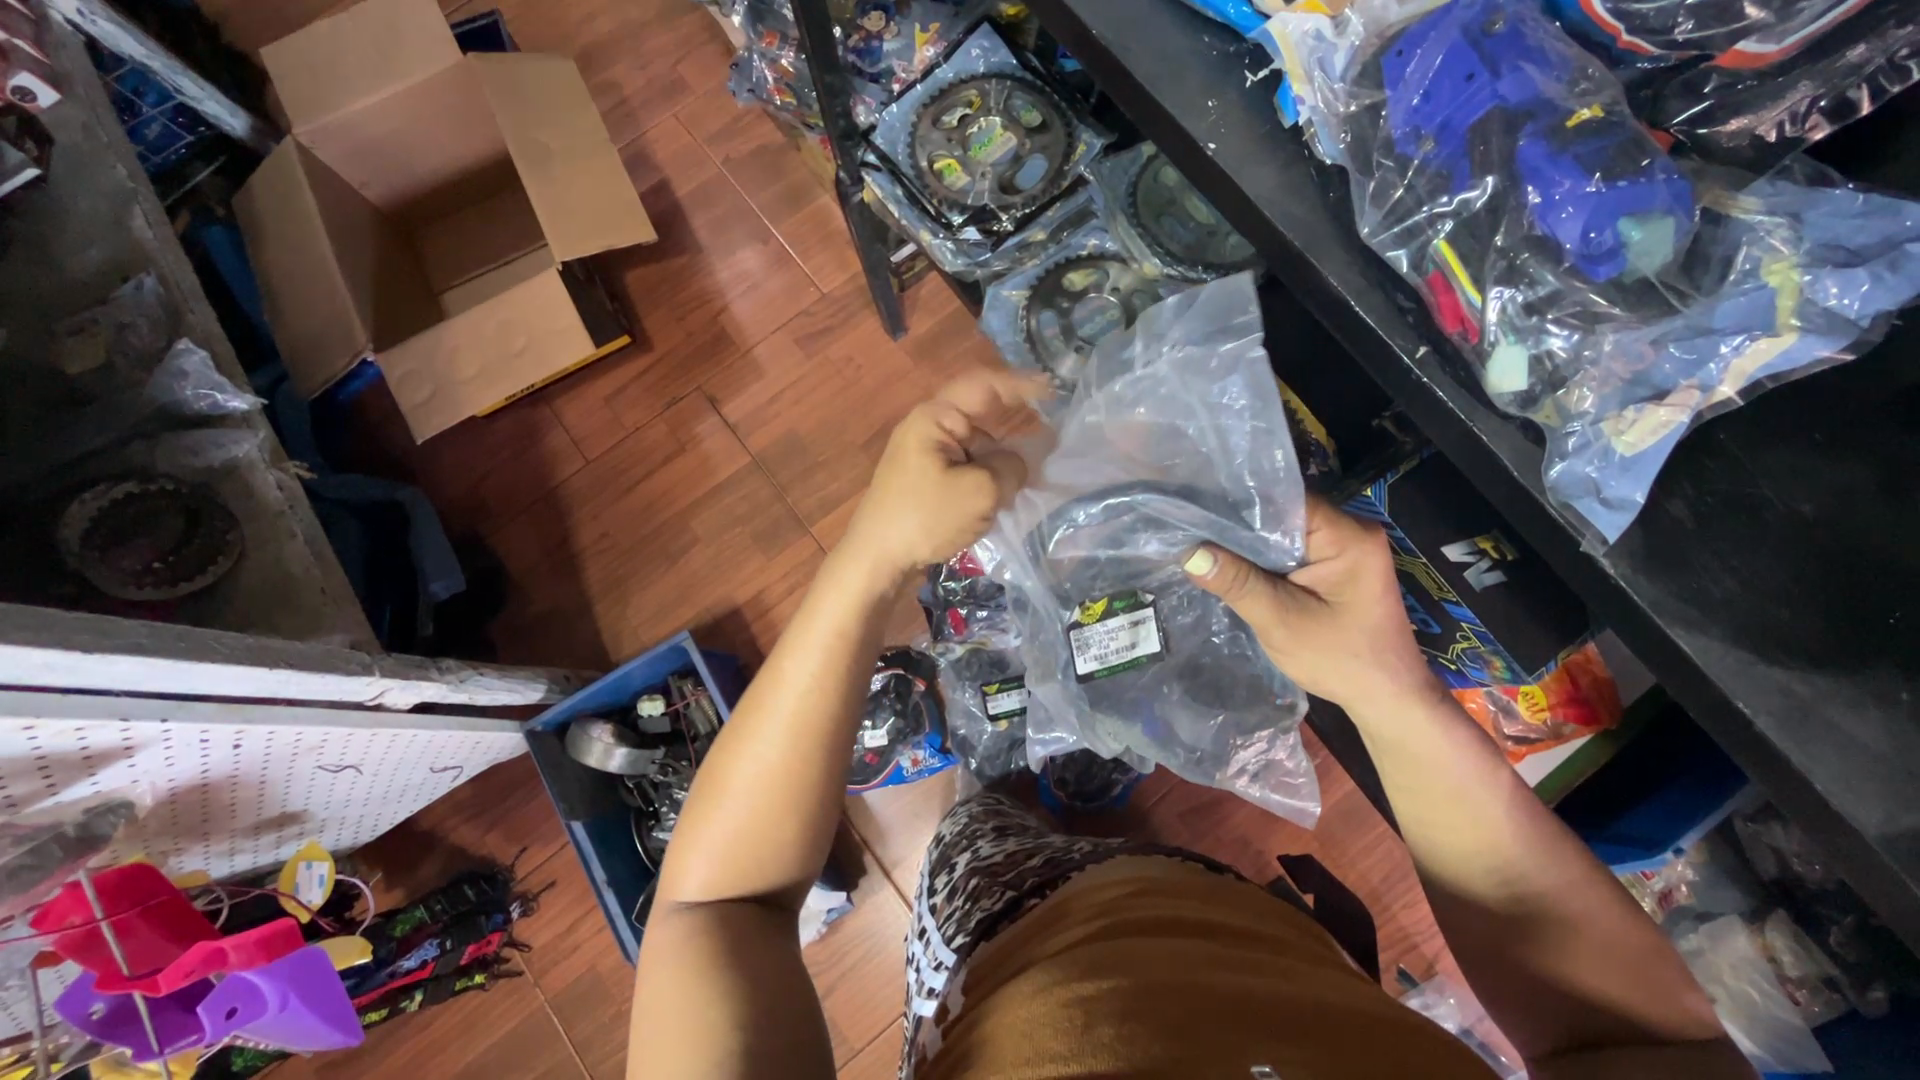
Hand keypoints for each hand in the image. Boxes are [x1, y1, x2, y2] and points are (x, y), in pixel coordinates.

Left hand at [838, 369, 1050, 582]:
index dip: (1022, 385)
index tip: (1055, 391)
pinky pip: (965, 469)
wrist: (877, 559)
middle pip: (982, 421)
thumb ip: (1011, 468)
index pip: (985, 386)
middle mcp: (927, 428)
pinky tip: (999, 502)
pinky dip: (985, 480)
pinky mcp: (924, 481)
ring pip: (976, 449)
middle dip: (1013, 436)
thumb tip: (1018, 465)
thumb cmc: (926, 517)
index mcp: (935, 418)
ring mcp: (923, 455)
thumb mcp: (981, 491)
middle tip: (1048, 450)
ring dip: (1000, 465)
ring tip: (1020, 489)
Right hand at [1183, 495, 1442, 719]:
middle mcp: (1351, 530)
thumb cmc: (1341, 661)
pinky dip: (1264, 558)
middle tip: (1189, 527)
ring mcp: (1346, 548)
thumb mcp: (1281, 622)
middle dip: (1238, 524)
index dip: (1237, 504)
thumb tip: (1189, 553)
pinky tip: (1232, 563)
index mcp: (1347, 535)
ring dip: (1249, 543)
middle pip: (1283, 513)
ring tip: (1200, 542)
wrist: (1387, 698)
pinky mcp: (1338, 566)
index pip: (1283, 500)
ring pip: (1285, 533)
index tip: (1194, 508)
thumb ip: (1237, 583)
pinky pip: (1293, 551)